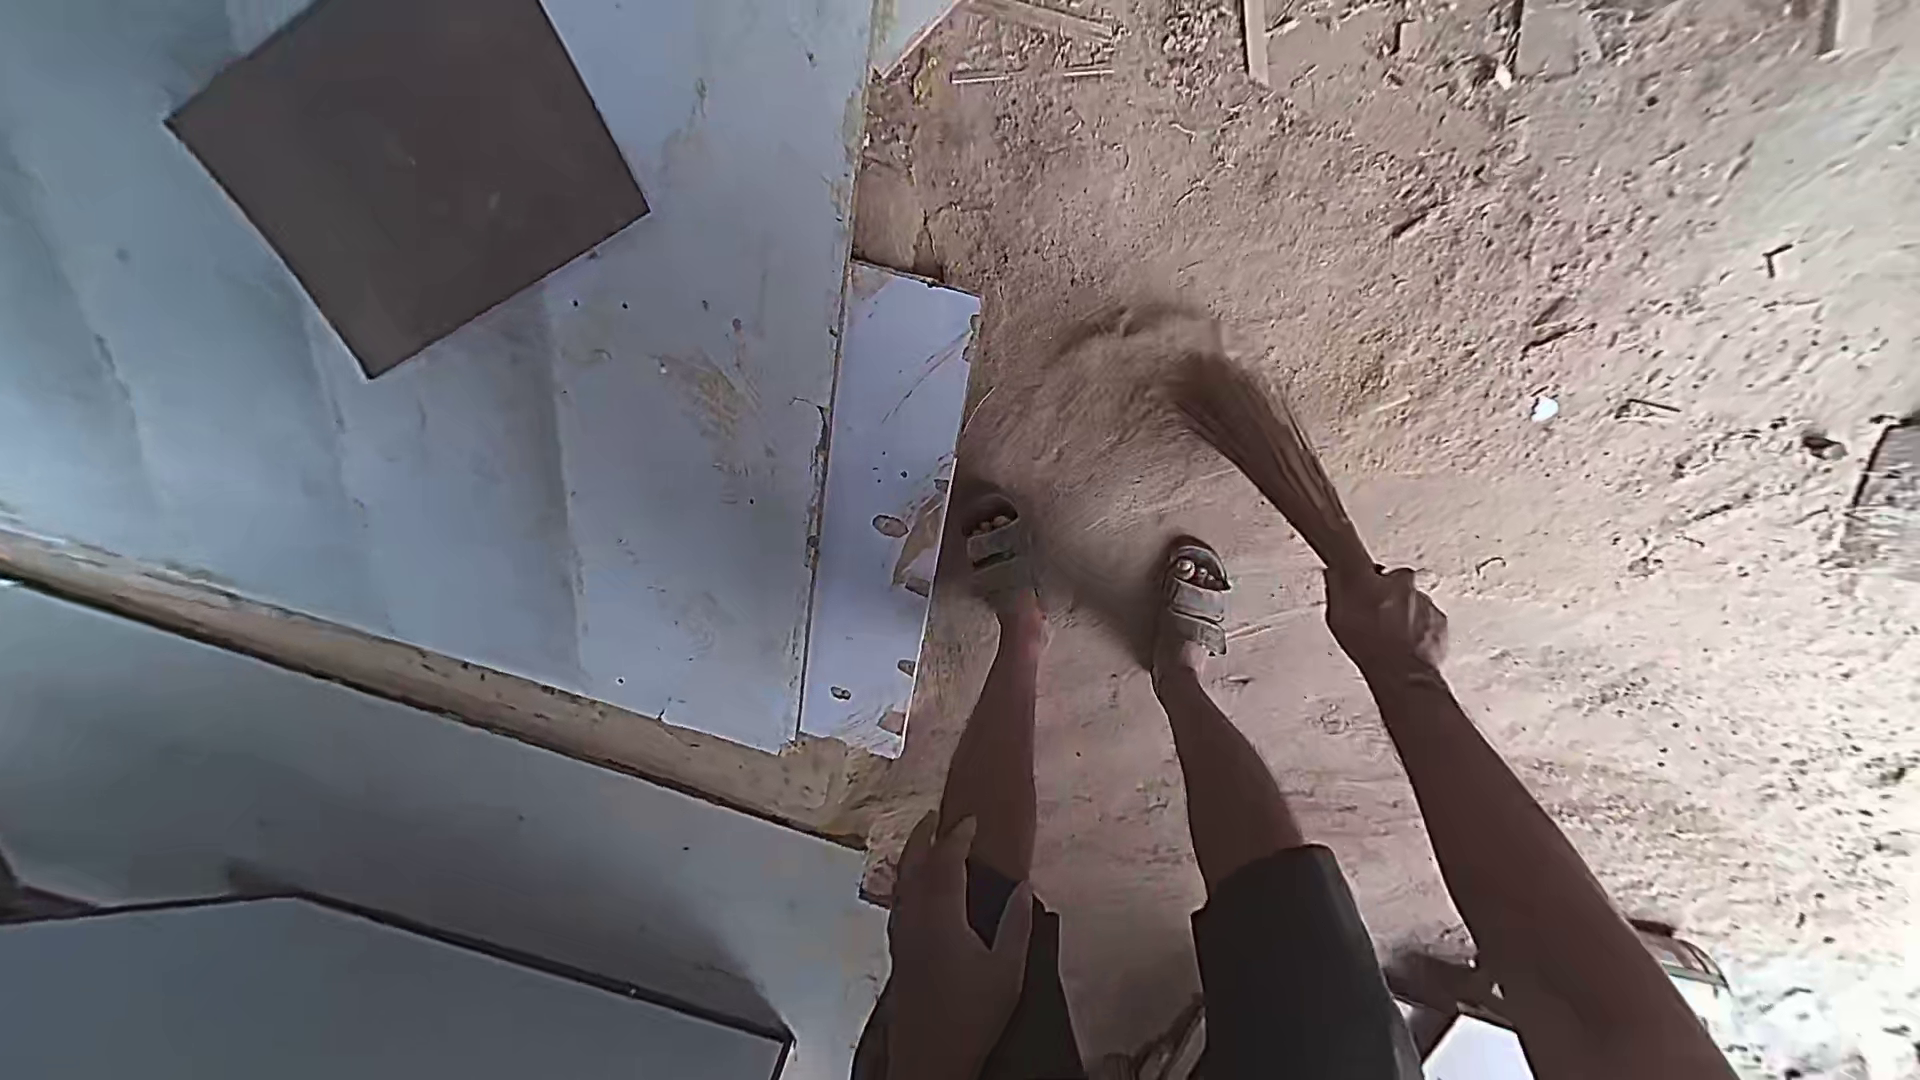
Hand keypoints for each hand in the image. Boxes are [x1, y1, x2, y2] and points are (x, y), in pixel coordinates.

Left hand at [885, 813, 1034, 1079]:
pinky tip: (914, 886)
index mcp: (942, 913)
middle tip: (936, 815)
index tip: (971, 820)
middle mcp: (915, 914)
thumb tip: (1022, 884)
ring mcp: (901, 931)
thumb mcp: (1007, 972)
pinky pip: (898, 897)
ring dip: (912, 853)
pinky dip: (906, 878)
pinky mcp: (896, 948)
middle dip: (925, 834)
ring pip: (902, 879)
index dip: (958, 835)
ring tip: (924, 839)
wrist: (930, 1061)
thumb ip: (1016, 924)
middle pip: (915, 862)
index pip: (946, 859)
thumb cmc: (972, 1015)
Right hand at [1324, 566, 1448, 675]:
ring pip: (1411, 598)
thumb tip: (1334, 574)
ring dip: (1402, 608)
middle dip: (1386, 590)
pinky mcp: (1438, 620)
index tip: (1354, 566)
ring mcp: (1424, 603)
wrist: (1401, 672)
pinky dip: (1417, 623)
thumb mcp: (1336, 617)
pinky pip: (1426, 615)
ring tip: (1387, 628)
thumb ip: (1336, 590)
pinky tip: (1402, 637)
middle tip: (1373, 608)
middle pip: (1394, 578)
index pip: (1364, 559)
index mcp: (1374, 581)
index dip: (1358, 563)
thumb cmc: (1370, 645)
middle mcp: (1403, 586)